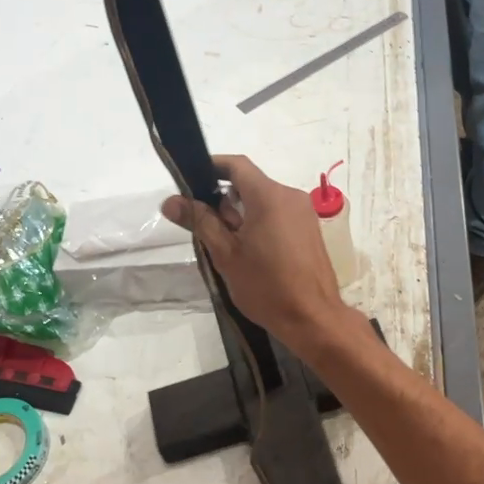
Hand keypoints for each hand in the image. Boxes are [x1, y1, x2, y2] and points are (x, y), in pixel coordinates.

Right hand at [162, 155, 349, 349]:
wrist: (312, 318)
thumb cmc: (267, 287)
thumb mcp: (226, 255)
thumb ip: (200, 222)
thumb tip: (170, 201)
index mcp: (270, 196)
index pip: (237, 165)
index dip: (211, 167)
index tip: (190, 182)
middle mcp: (291, 196)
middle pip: (250, 184)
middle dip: (225, 200)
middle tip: (208, 228)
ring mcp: (304, 213)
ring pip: (264, 201)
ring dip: (242, 214)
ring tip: (229, 246)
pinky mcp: (310, 229)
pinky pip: (279, 214)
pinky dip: (261, 223)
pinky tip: (252, 252)